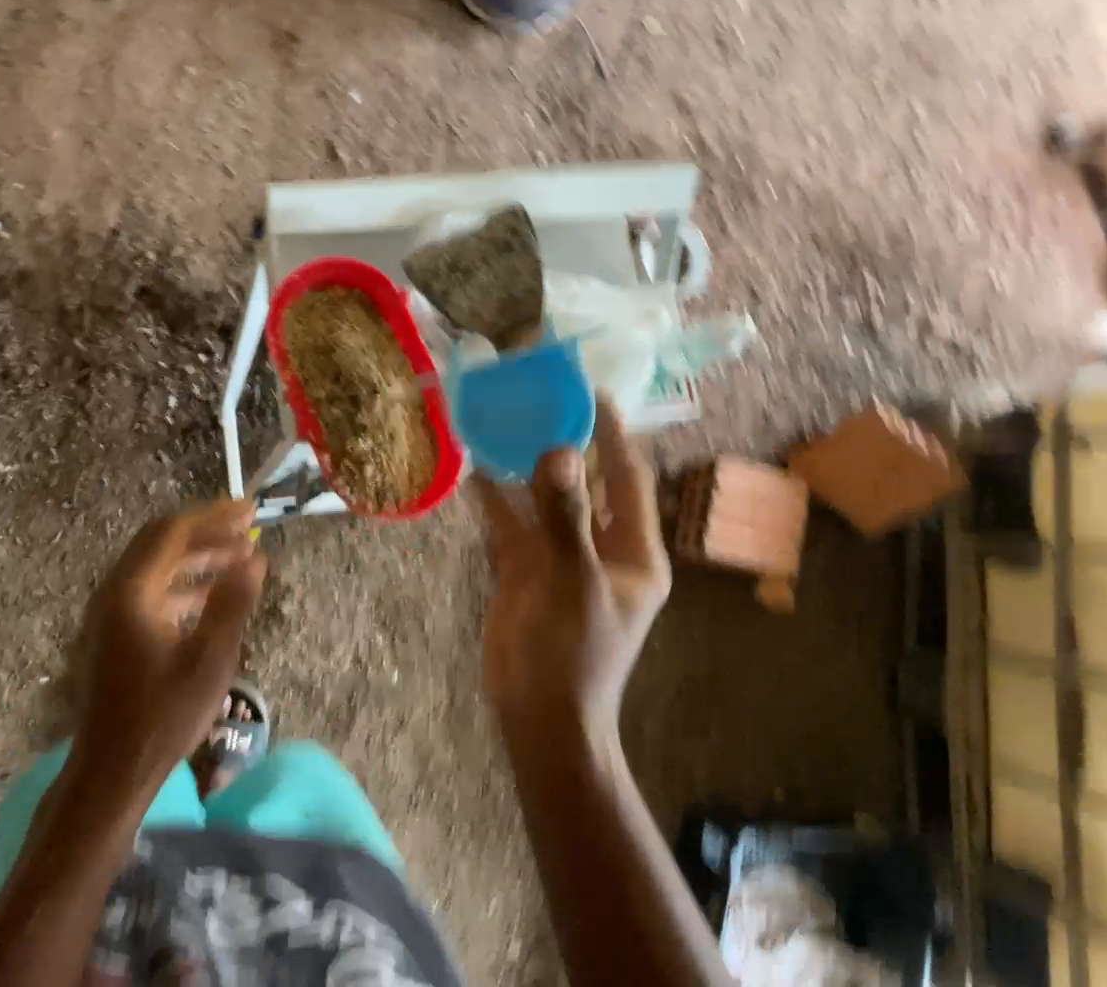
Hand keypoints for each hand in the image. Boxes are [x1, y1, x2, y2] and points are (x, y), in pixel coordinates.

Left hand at [75, 500, 266, 784]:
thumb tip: (256, 559)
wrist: (112, 768)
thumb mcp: (208, 662)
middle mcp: (114, 592)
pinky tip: (211, 594)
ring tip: (239, 557)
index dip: (213, 517)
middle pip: (161, 542)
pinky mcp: (114, 632)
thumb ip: (230, 604)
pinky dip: (183, 583)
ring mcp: (110, 613)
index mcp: (131, 592)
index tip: (250, 510)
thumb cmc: (162, 717)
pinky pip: (151, 590)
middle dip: (205, 530)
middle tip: (247, 526)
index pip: (173, 533)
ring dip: (196, 557)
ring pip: (156, 566)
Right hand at [472, 400, 670, 738]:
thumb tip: (560, 451)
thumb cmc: (574, 652)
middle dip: (565, 443)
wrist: (540, 713)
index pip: (628, 478)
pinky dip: (494, 500)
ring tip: (502, 422)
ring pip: (542, 500)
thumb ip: (565, 517)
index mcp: (633, 551)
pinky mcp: (524, 571)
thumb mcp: (574, 582)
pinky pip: (510, 525)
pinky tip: (473, 470)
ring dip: (524, 467)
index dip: (613, 435)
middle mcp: (600, 547)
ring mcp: (559, 558)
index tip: (590, 393)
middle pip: (584, 482)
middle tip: (538, 398)